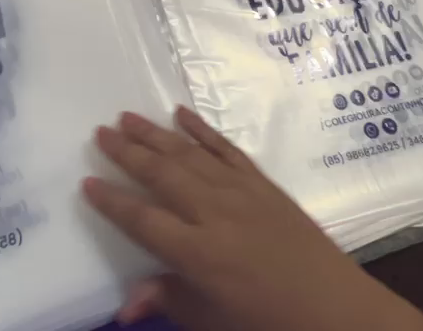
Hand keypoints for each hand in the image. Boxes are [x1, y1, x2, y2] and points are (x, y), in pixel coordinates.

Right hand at [84, 108, 422, 330]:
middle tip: (100, 131)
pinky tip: (182, 113)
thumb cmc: (268, 323)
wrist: (336, 309)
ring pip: (188, 153)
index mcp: (199, 252)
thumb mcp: (213, 322)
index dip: (113, 202)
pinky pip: (225, 148)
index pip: (143, 220)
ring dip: (155, 133)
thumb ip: (169, 301)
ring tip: (127, 116)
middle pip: (162, 174)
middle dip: (128, 152)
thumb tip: (124, 303)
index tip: (86, 181)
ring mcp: (239, 191)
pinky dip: (202, 129)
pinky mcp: (261, 182)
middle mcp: (214, 212)